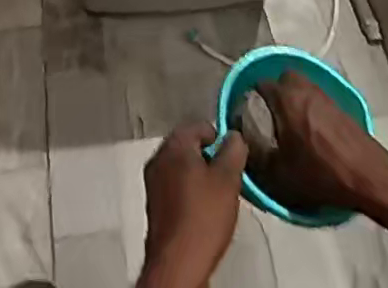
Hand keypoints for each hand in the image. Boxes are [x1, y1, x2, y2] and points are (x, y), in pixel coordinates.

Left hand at [138, 122, 246, 287]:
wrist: (177, 262)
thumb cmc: (204, 215)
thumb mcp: (228, 179)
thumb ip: (233, 151)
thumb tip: (234, 135)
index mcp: (174, 145)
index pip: (198, 125)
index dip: (219, 138)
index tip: (232, 157)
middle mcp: (158, 157)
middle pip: (187, 145)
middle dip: (208, 157)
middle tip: (227, 176)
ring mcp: (152, 180)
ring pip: (180, 166)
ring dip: (198, 174)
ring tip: (217, 194)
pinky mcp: (153, 203)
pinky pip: (173, 185)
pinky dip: (187, 190)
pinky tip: (201, 209)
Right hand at [249, 70, 387, 212]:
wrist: (369, 177)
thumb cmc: (321, 172)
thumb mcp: (281, 173)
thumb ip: (258, 157)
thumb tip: (246, 147)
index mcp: (285, 98)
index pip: (260, 85)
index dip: (252, 99)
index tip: (250, 116)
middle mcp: (303, 88)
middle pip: (283, 78)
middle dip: (276, 91)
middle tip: (272, 115)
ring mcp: (324, 94)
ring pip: (302, 86)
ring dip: (294, 98)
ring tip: (292, 124)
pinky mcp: (340, 105)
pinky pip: (317, 98)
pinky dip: (311, 107)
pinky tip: (312, 131)